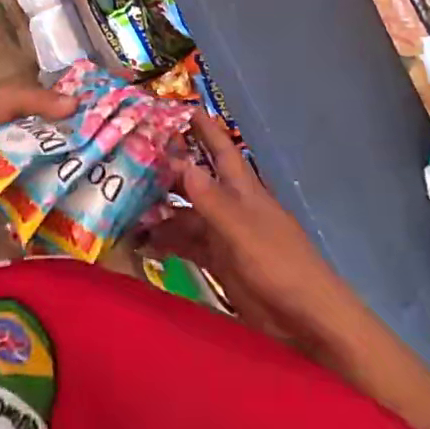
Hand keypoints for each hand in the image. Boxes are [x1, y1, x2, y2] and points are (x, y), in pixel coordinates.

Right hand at [150, 111, 342, 331]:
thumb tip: (181, 162)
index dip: (204, 129)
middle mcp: (230, 208)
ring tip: (123, 205)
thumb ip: (211, 200)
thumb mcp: (242, 231)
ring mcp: (223, 236)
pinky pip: (186, 245)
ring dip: (159, 211)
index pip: (221, 151)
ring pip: (185, 215)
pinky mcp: (219, 263)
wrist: (306, 320)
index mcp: (244, 192)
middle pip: (194, 181)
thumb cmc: (280, 266)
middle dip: (167, 169)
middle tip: (129, 157)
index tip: (179, 107)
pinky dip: (165, 242)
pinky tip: (140, 242)